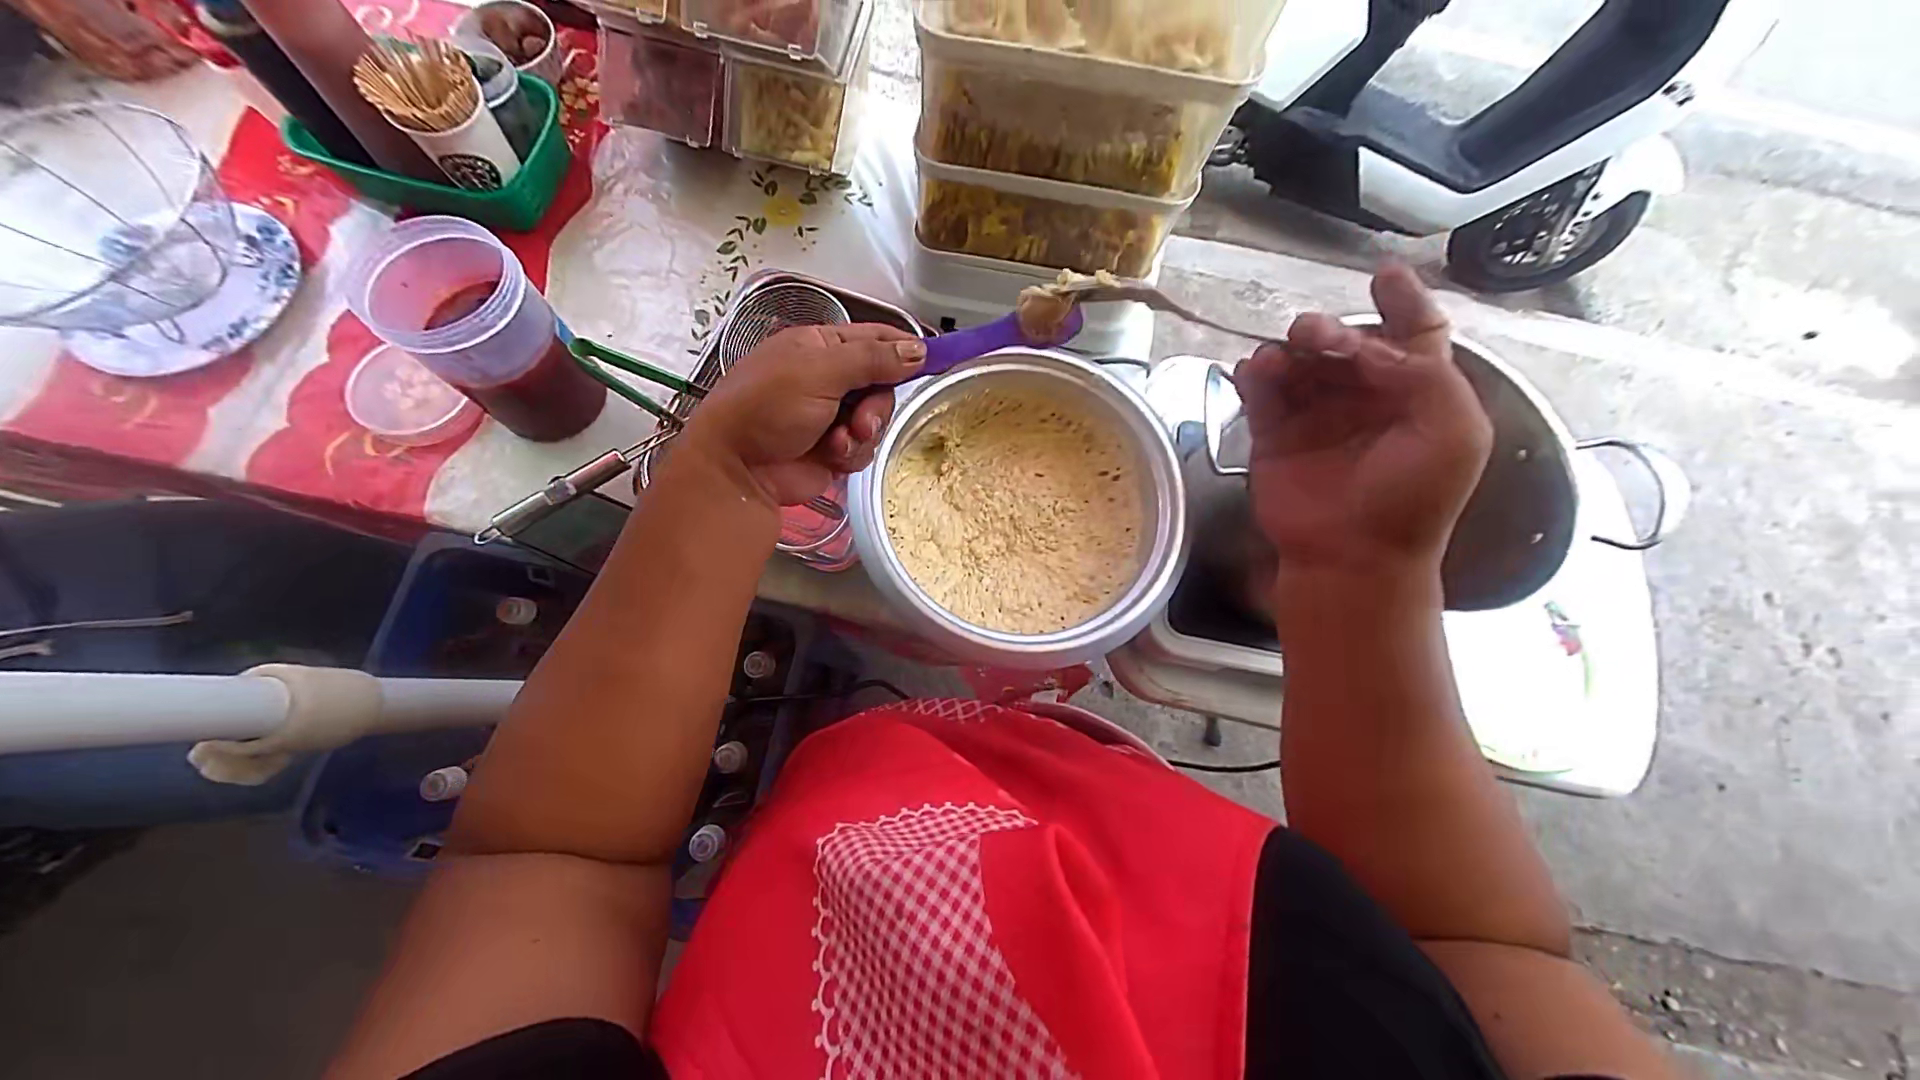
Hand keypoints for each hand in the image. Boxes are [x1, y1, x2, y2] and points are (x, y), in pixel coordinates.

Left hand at [678, 323, 925, 506]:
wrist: (736, 468)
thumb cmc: (767, 408)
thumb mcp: (820, 372)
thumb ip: (871, 360)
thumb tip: (919, 351)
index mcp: (820, 346)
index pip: (876, 339)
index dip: (906, 350)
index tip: (938, 362)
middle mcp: (828, 377)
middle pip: (882, 384)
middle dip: (877, 405)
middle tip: (861, 420)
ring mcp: (830, 415)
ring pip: (876, 420)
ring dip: (863, 432)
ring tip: (839, 441)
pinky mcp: (833, 449)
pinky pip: (864, 448)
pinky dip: (852, 453)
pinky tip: (831, 456)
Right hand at [1234, 264, 1491, 585]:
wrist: (1351, 556)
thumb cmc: (1411, 501)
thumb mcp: (1453, 433)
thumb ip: (1426, 376)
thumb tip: (1368, 348)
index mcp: (1415, 395)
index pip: (1412, 335)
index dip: (1401, 302)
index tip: (1383, 276)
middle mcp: (1363, 400)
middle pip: (1345, 346)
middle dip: (1329, 332)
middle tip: (1311, 335)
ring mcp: (1315, 419)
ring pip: (1299, 366)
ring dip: (1287, 353)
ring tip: (1276, 359)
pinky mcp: (1274, 437)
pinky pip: (1261, 396)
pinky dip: (1254, 377)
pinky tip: (1252, 371)